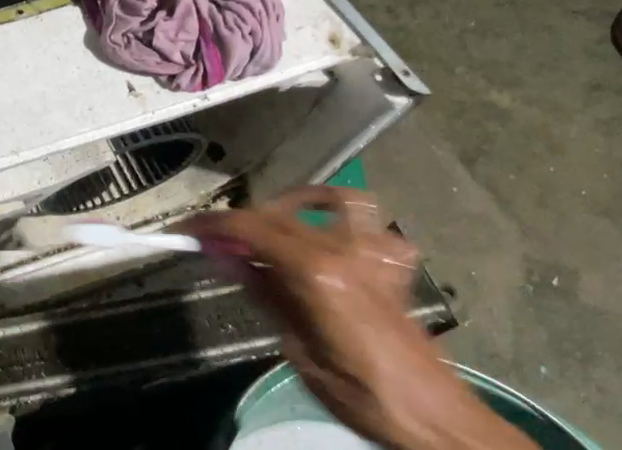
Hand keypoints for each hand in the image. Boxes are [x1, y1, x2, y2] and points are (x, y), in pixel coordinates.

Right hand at [185, 187, 533, 449]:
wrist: (437, 420)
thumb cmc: (362, 394)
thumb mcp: (300, 350)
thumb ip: (264, 293)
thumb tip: (223, 255)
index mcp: (314, 271)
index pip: (248, 227)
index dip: (211, 224)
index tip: (184, 230)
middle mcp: (342, 250)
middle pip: (277, 213)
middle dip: (240, 221)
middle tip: (216, 241)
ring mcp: (371, 254)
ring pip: (328, 201)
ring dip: (295, 205)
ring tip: (274, 224)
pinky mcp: (391, 267)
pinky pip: (370, 226)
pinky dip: (347, 222)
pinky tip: (331, 239)